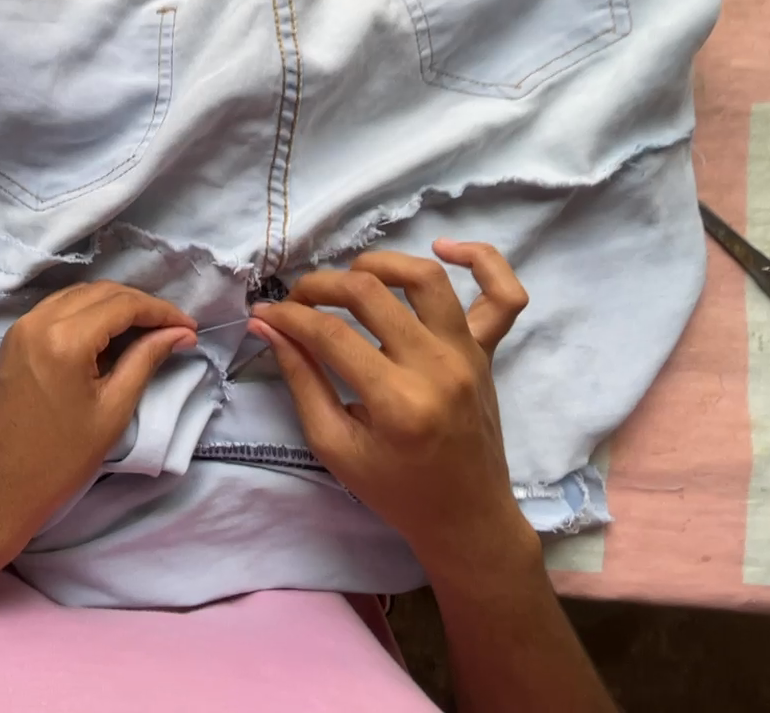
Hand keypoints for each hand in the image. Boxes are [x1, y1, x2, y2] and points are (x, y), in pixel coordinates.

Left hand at [0, 282, 195, 549]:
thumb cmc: (60, 459)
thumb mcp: (113, 410)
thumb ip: (146, 360)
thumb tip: (179, 333)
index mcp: (65, 338)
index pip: (123, 304)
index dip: (161, 311)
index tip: (190, 327)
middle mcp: (39, 320)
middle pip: (100, 292)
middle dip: (140, 305)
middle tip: (172, 329)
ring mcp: (21, 326)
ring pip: (78, 295)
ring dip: (114, 305)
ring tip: (146, 331)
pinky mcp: (13, 338)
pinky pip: (57, 308)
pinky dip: (87, 312)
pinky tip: (108, 335)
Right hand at [248, 240, 534, 579]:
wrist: (467, 520)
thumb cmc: (394, 490)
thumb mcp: (331, 443)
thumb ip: (299, 377)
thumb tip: (265, 325)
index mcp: (397, 401)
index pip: (329, 333)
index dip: (287, 316)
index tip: (264, 314)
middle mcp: (438, 368)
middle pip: (370, 293)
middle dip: (319, 286)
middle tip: (296, 301)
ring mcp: (469, 355)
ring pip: (426, 278)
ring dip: (379, 263)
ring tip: (350, 275)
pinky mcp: (488, 352)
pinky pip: (505, 296)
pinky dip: (482, 261)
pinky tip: (445, 249)